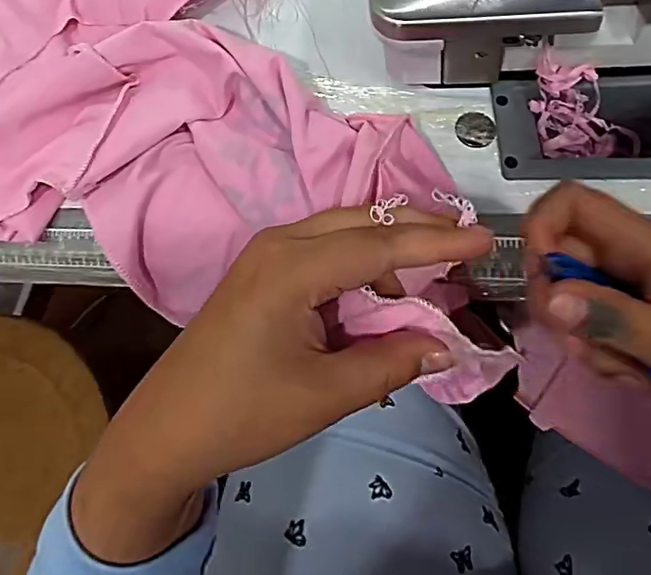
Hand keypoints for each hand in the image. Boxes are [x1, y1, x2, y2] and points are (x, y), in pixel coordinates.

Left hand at [72, 204, 494, 561]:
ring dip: (389, 246)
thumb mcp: (324, 394)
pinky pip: (326, 248)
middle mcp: (282, 242)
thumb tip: (444, 343)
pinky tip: (383, 292)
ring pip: (345, 229)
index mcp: (293, 266)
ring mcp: (270, 250)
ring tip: (433, 272)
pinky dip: (362, 262)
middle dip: (417, 226)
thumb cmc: (241, 412)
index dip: (437, 240)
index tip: (483, 238)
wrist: (166, 428)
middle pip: (363, 221)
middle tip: (466, 240)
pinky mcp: (266, 266)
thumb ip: (390, 361)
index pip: (380, 243)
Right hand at [524, 182, 650, 448]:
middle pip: (565, 254)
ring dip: (585, 336)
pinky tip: (640, 377)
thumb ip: (617, 321)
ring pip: (578, 295)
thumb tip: (549, 297)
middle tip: (585, 347)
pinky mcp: (648, 316)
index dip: (543, 228)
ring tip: (628, 371)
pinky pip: (601, 323)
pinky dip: (604, 351)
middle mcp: (638, 258)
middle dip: (561, 303)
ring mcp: (642, 288)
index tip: (543, 284)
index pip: (573, 202)